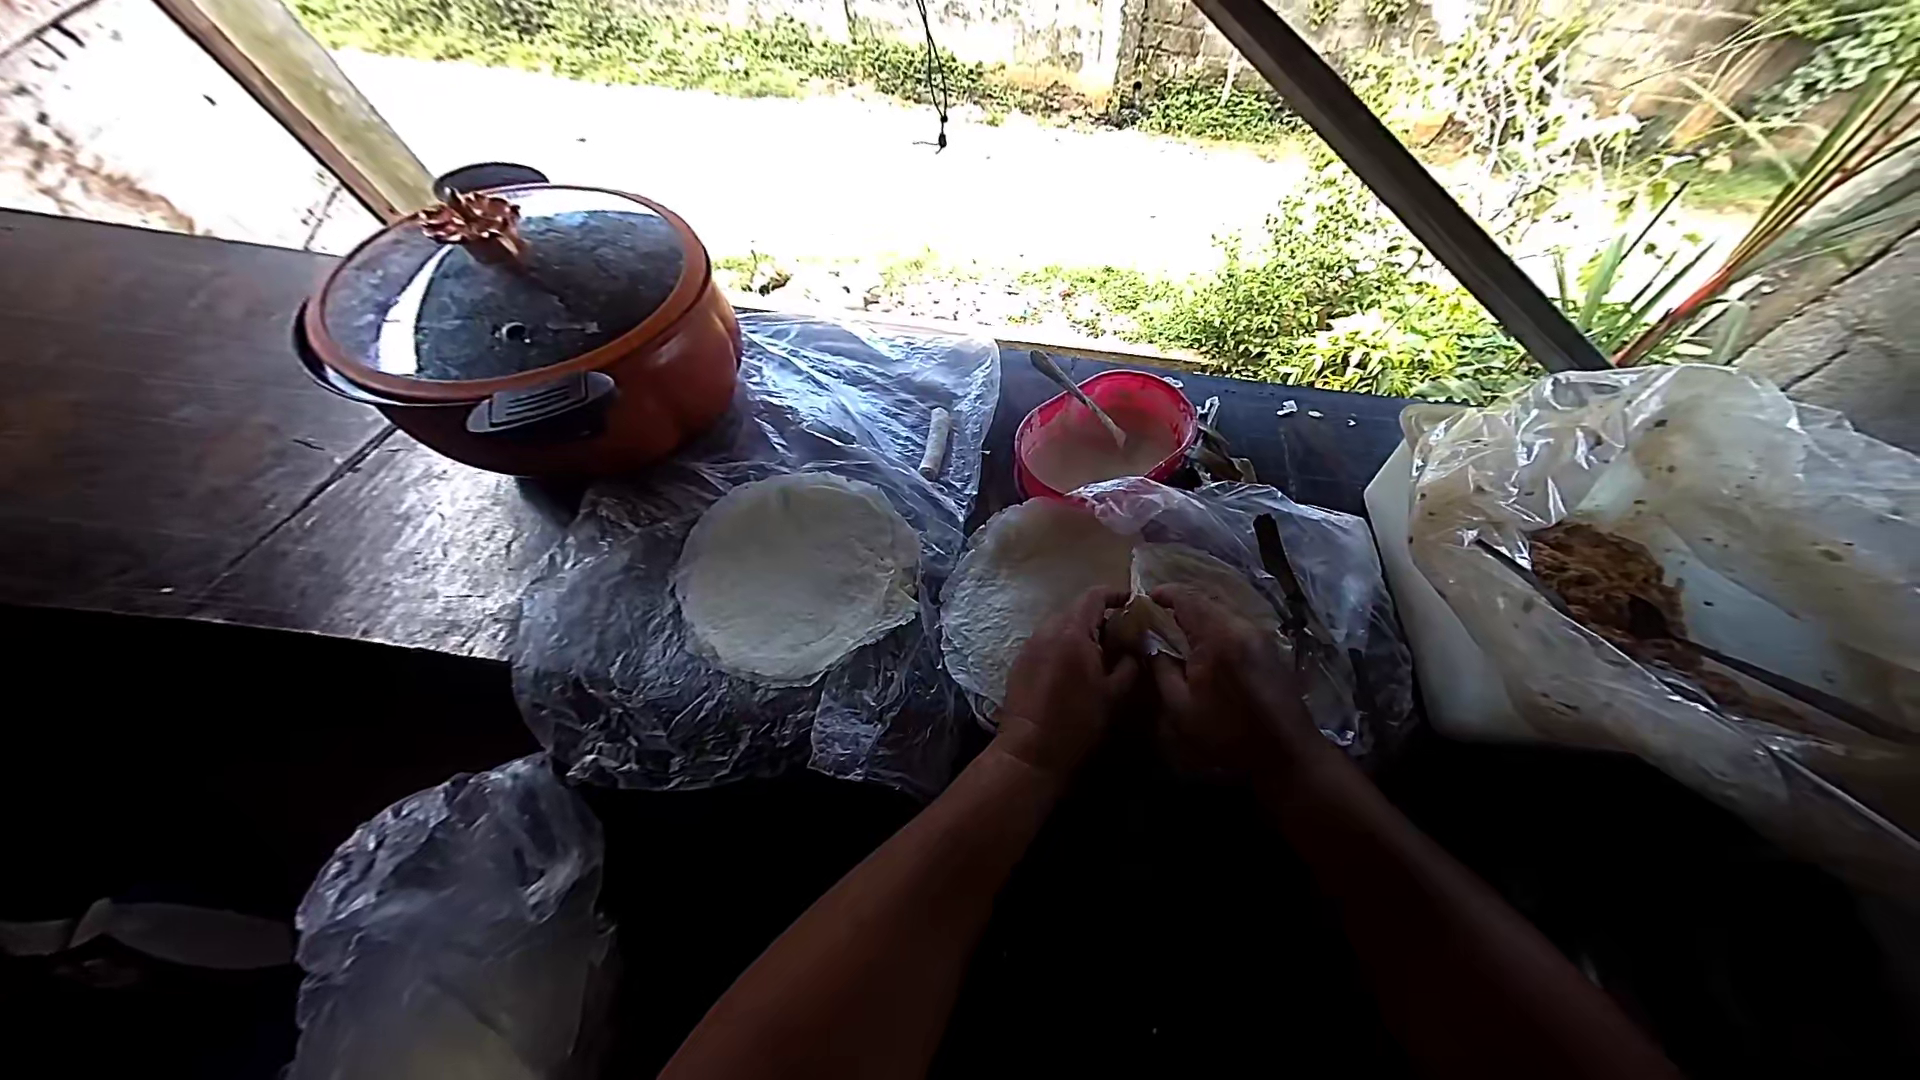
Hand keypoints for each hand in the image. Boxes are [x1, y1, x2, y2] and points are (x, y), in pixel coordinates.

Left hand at [993, 587, 1138, 779]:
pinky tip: (1073, 667)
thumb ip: (1129, 663)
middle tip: (1120, 635)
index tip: (1132, 604)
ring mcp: (1030, 644)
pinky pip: (1046, 641)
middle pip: (1076, 609)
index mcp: (1072, 631)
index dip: (1116, 595)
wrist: (1030, 748)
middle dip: (1100, 617)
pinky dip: (1062, 644)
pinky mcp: (1020, 660)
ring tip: (1098, 653)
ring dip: (1080, 631)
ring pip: (1060, 625)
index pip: (1094, 595)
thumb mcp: (1114, 693)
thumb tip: (1136, 646)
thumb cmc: (1077, 720)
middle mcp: (1047, 630)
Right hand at [1148, 584, 1313, 778]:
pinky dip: (1213, 621)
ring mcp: (1258, 634)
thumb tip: (1148, 644)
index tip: (1144, 599)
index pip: (1187, 598)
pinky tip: (1202, 640)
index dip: (1163, 593)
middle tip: (1156, 613)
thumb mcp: (1180, 706)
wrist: (1287, 752)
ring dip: (1197, 611)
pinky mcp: (1268, 645)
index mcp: (1218, 636)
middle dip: (1179, 601)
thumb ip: (1160, 668)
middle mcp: (1241, 626)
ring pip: (1221, 608)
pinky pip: (1234, 620)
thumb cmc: (1228, 732)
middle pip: (1205, 598)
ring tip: (1176, 625)